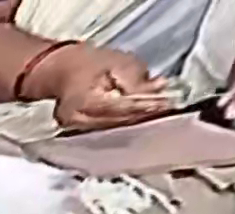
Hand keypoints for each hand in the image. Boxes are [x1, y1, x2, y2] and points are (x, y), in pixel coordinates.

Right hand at [28, 43, 173, 130]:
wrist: (67, 73)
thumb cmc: (95, 65)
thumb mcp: (122, 64)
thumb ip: (137, 80)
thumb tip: (158, 89)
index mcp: (83, 102)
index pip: (117, 107)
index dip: (143, 105)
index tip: (167, 102)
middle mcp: (74, 119)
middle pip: (113, 120)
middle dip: (140, 114)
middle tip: (166, 106)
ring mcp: (72, 127)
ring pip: (108, 126)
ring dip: (133, 119)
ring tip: (156, 110)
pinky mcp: (74, 129)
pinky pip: (102, 127)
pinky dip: (122, 121)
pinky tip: (138, 115)